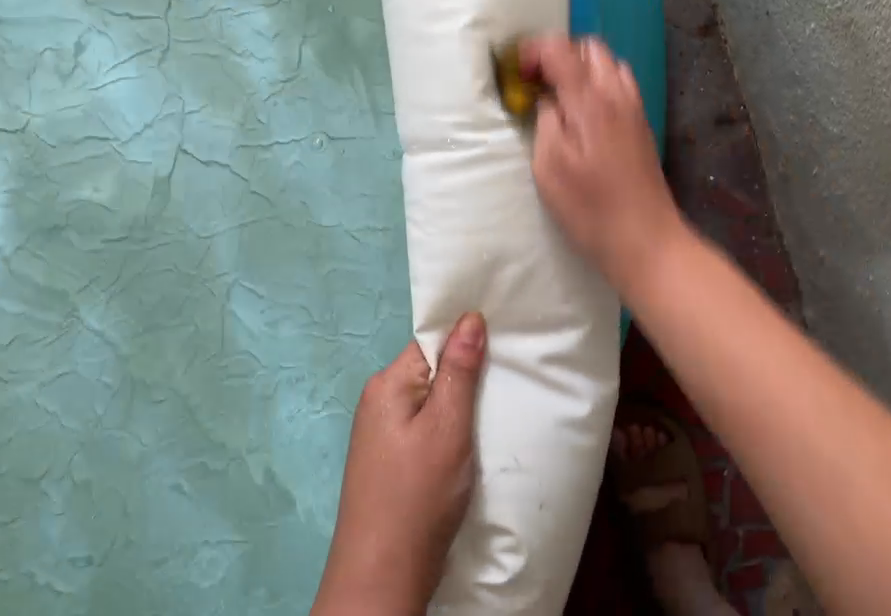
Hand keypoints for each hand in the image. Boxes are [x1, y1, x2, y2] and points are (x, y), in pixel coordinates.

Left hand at [313, 313, 487, 615]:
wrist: (383, 574)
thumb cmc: (418, 494)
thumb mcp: (447, 427)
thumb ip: (459, 371)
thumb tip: (470, 316)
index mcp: (388, 383)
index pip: (431, 339)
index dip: (467, 336)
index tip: (506, 336)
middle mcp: (380, 400)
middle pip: (432, 368)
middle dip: (468, 372)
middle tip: (511, 375)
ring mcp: (383, 432)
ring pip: (432, 399)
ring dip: (462, 403)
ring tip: (499, 404)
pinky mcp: (391, 459)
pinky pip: (427, 425)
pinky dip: (451, 427)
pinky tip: (474, 438)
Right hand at [517, 35, 686, 289]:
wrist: (647, 239)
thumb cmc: (590, 208)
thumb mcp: (549, 168)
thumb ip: (545, 122)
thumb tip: (547, 98)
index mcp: (590, 101)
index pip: (561, 49)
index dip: (534, 51)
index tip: (517, 73)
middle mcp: (617, 95)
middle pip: (590, 48)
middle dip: (560, 54)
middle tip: (538, 82)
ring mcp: (635, 109)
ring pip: (609, 63)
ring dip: (583, 68)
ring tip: (561, 96)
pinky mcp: (643, 125)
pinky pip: (621, 85)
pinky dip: (600, 84)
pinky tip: (585, 115)